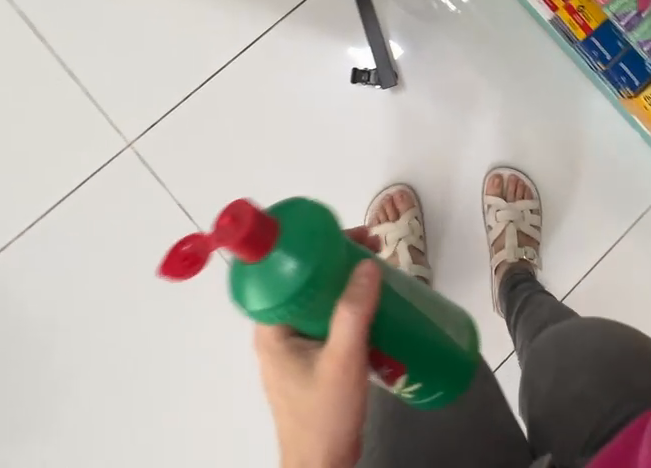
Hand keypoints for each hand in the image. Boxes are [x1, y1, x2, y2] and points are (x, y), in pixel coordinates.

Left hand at [255, 258, 382, 467]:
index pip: (284, 270)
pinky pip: (329, 316)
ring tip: (378, 268)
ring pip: (319, 297)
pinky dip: (349, 303)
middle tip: (372, 247)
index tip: (349, 235)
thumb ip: (354, 312)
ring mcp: (295, 346)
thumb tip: (367, 263)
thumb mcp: (343, 360)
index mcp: (272, 328)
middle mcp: (279, 331)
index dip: (314, 245)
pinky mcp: (313, 357)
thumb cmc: (324, 416)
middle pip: (305, 279)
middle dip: (338, 258)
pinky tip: (375, 301)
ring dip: (347, 280)